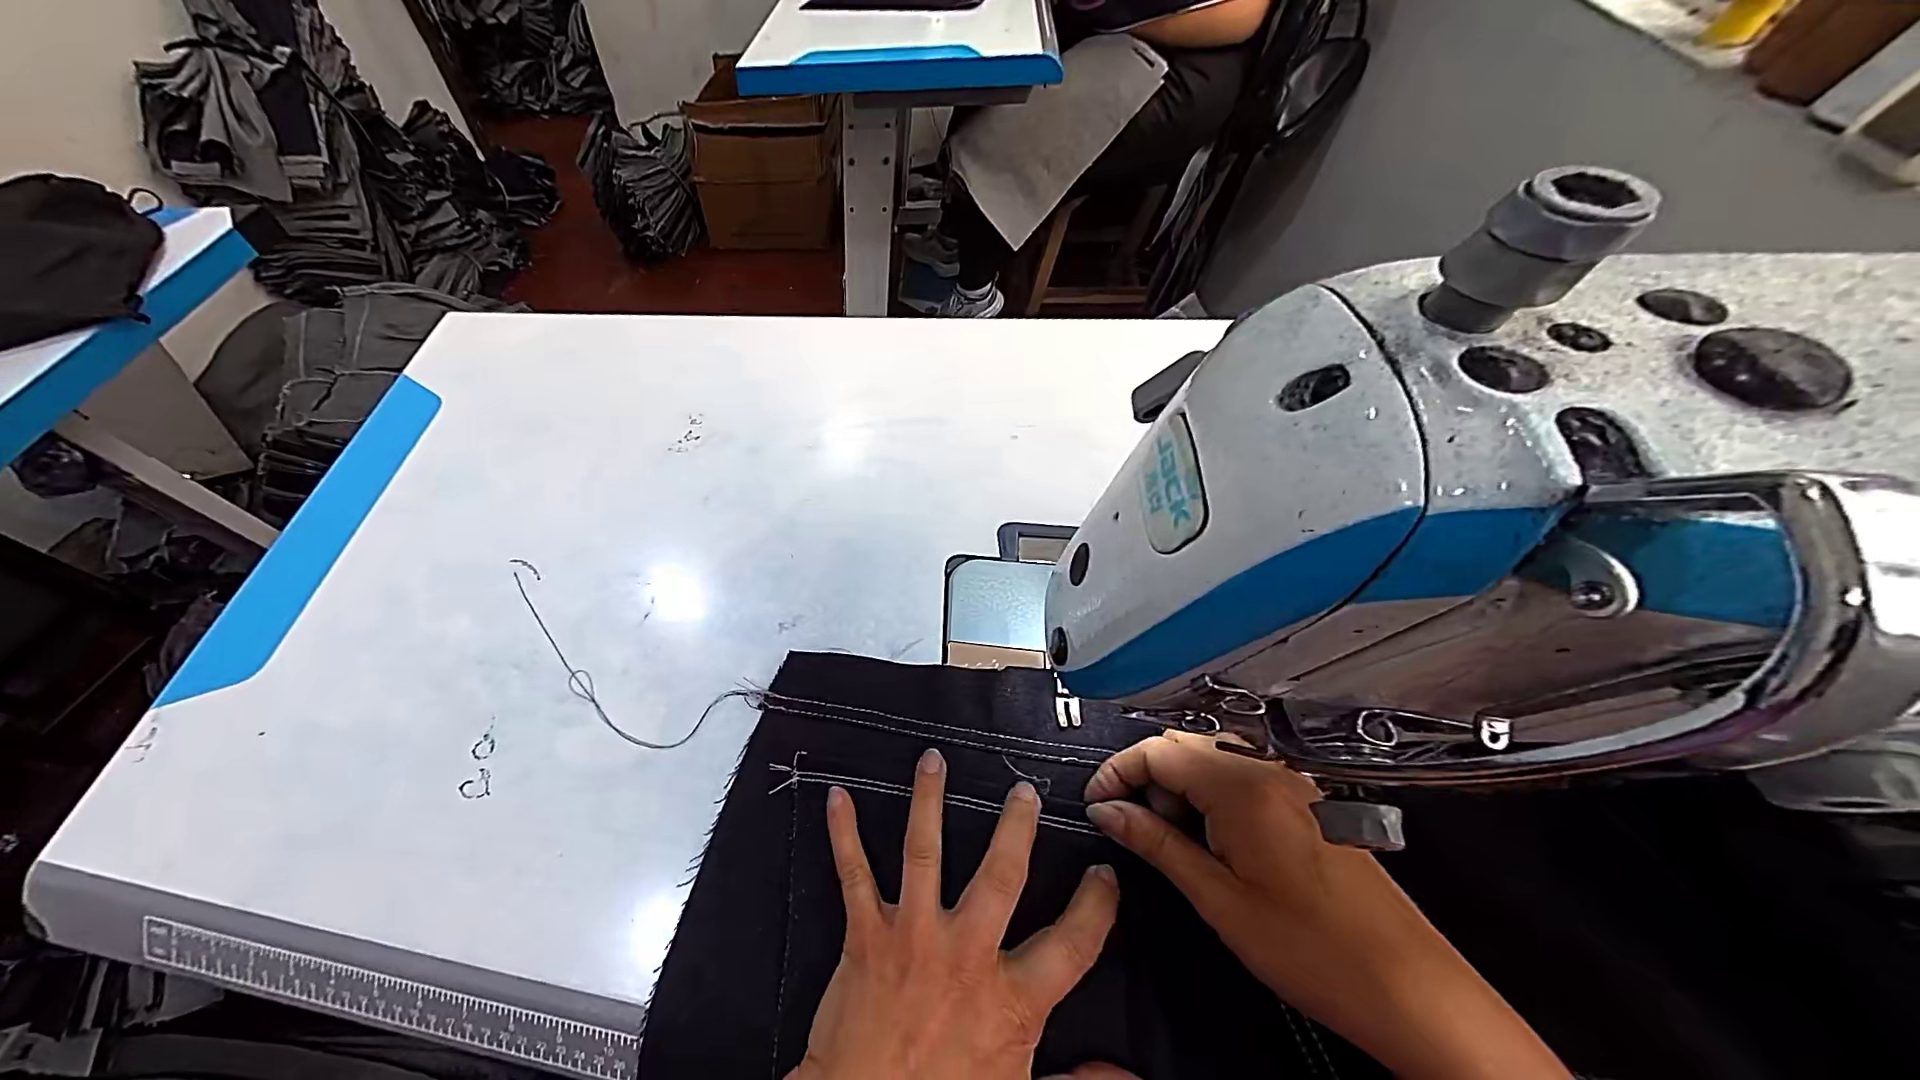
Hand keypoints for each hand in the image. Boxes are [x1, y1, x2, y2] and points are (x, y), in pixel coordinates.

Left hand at [789, 748, 1121, 1079]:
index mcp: (1009, 997)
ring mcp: (912, 937)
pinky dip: (843, 834)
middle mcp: (964, 954)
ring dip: (928, 800)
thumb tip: (1131, 1079)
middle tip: (1023, 792)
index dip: (1095, 907)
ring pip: (924, 852)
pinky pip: (853, 874)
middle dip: (1016, 828)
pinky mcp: (866, 935)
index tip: (1103, 874)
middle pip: (1001, 875)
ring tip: (933, 760)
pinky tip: (838, 798)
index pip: (1071, 943)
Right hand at [1084, 731, 1568, 1079]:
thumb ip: (1156, 844)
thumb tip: (1107, 811)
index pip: (1158, 750)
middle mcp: (1268, 770)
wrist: (1412, 988)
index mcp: (1243, 787)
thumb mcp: (1218, 899)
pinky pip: (1240, 775)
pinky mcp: (1305, 799)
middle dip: (1146, 777)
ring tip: (1172, 839)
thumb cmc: (1315, 950)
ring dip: (1178, 786)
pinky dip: (1210, 794)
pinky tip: (1212, 838)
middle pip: (1183, 745)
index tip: (1096, 802)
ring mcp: (1291, 781)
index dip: (1117, 771)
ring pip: (1210, 759)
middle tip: (1131, 825)